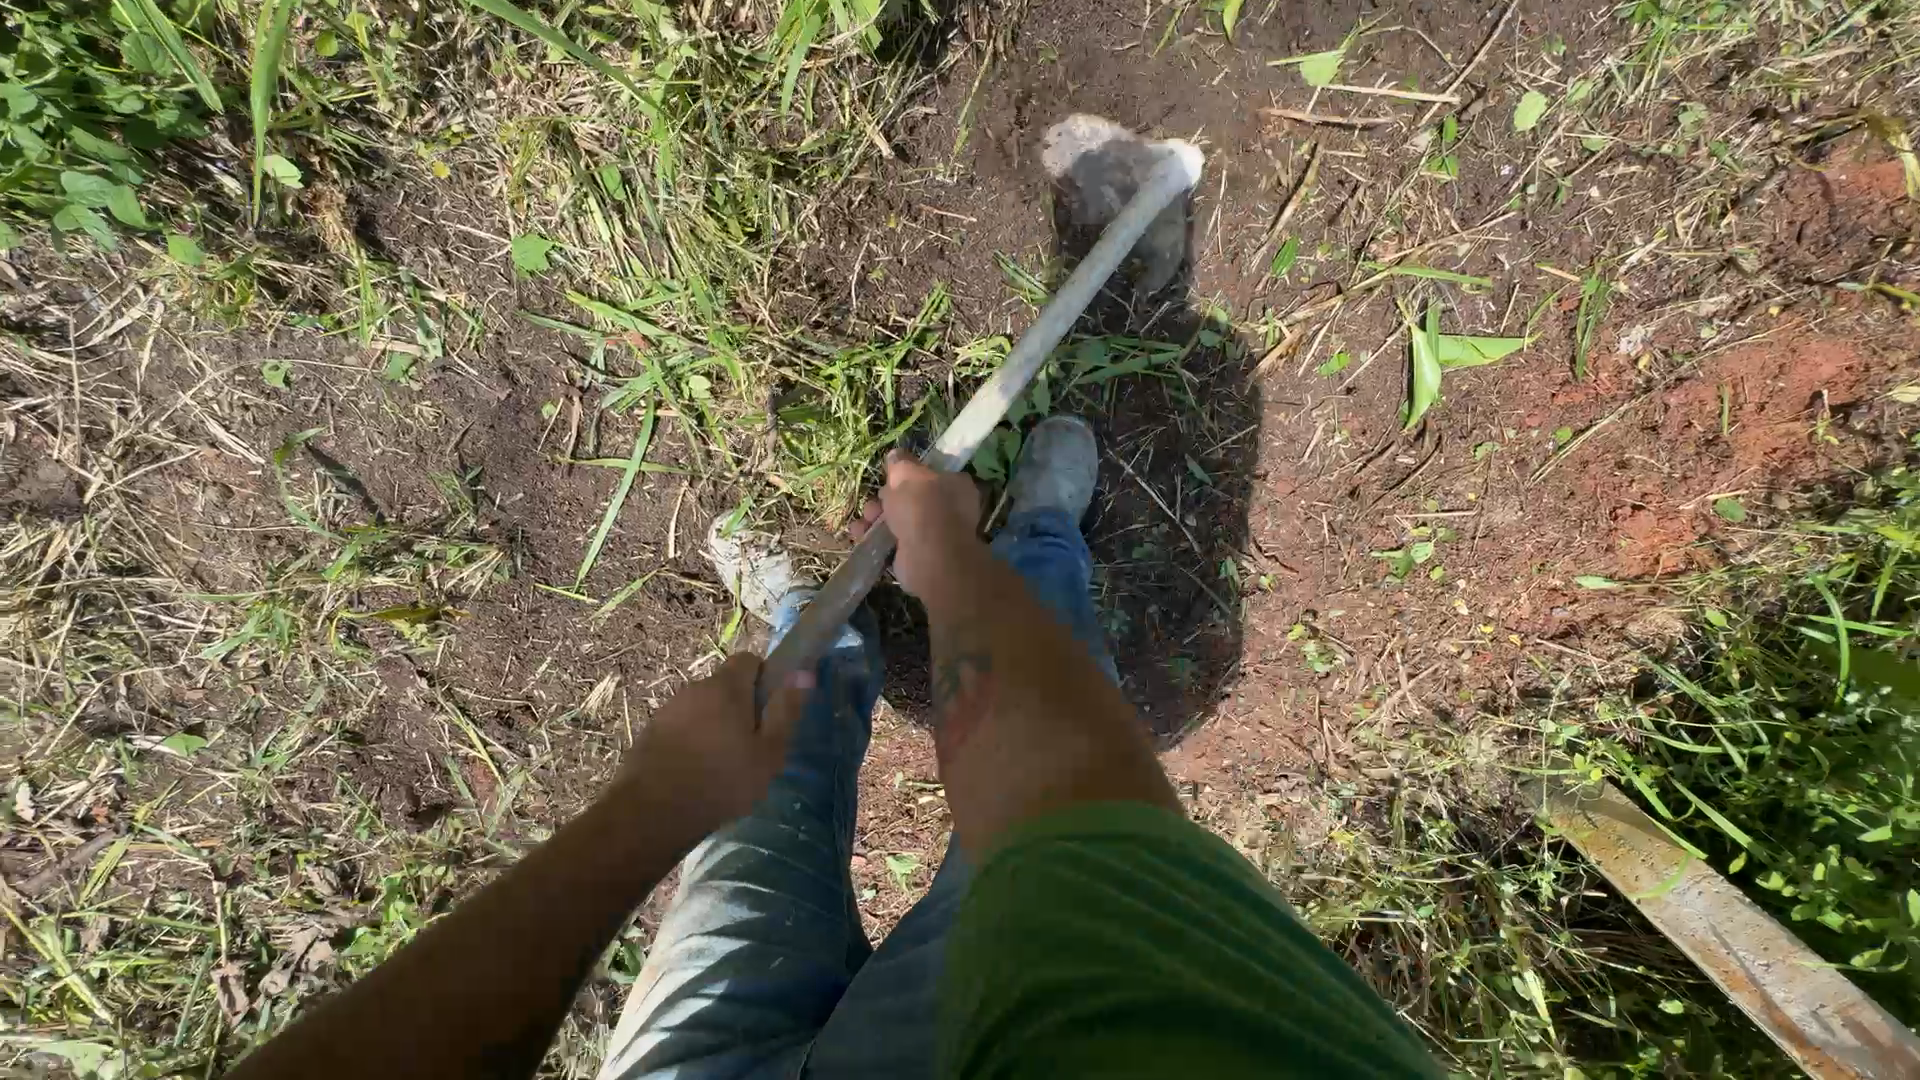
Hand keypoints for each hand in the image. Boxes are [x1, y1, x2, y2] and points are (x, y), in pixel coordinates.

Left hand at [615, 654, 811, 835]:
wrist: (650, 814)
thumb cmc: (721, 781)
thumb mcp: (768, 752)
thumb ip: (785, 710)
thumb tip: (803, 673)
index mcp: (726, 687)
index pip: (748, 659)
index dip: (763, 678)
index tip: (769, 710)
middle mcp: (694, 689)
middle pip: (724, 685)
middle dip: (739, 706)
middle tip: (750, 744)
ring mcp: (668, 711)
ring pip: (701, 708)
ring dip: (713, 725)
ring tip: (721, 764)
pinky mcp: (649, 733)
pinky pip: (680, 727)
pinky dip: (691, 741)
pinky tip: (695, 773)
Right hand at [851, 451, 985, 601]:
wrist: (929, 555)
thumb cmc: (922, 506)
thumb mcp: (907, 474)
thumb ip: (900, 463)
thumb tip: (896, 455)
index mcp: (956, 485)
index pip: (931, 474)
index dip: (908, 474)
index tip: (890, 477)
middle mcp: (949, 509)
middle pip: (910, 498)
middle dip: (885, 498)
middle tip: (875, 501)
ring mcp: (934, 534)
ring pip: (898, 520)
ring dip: (875, 517)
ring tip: (865, 520)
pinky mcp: (917, 555)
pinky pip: (891, 541)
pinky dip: (874, 537)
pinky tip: (859, 533)